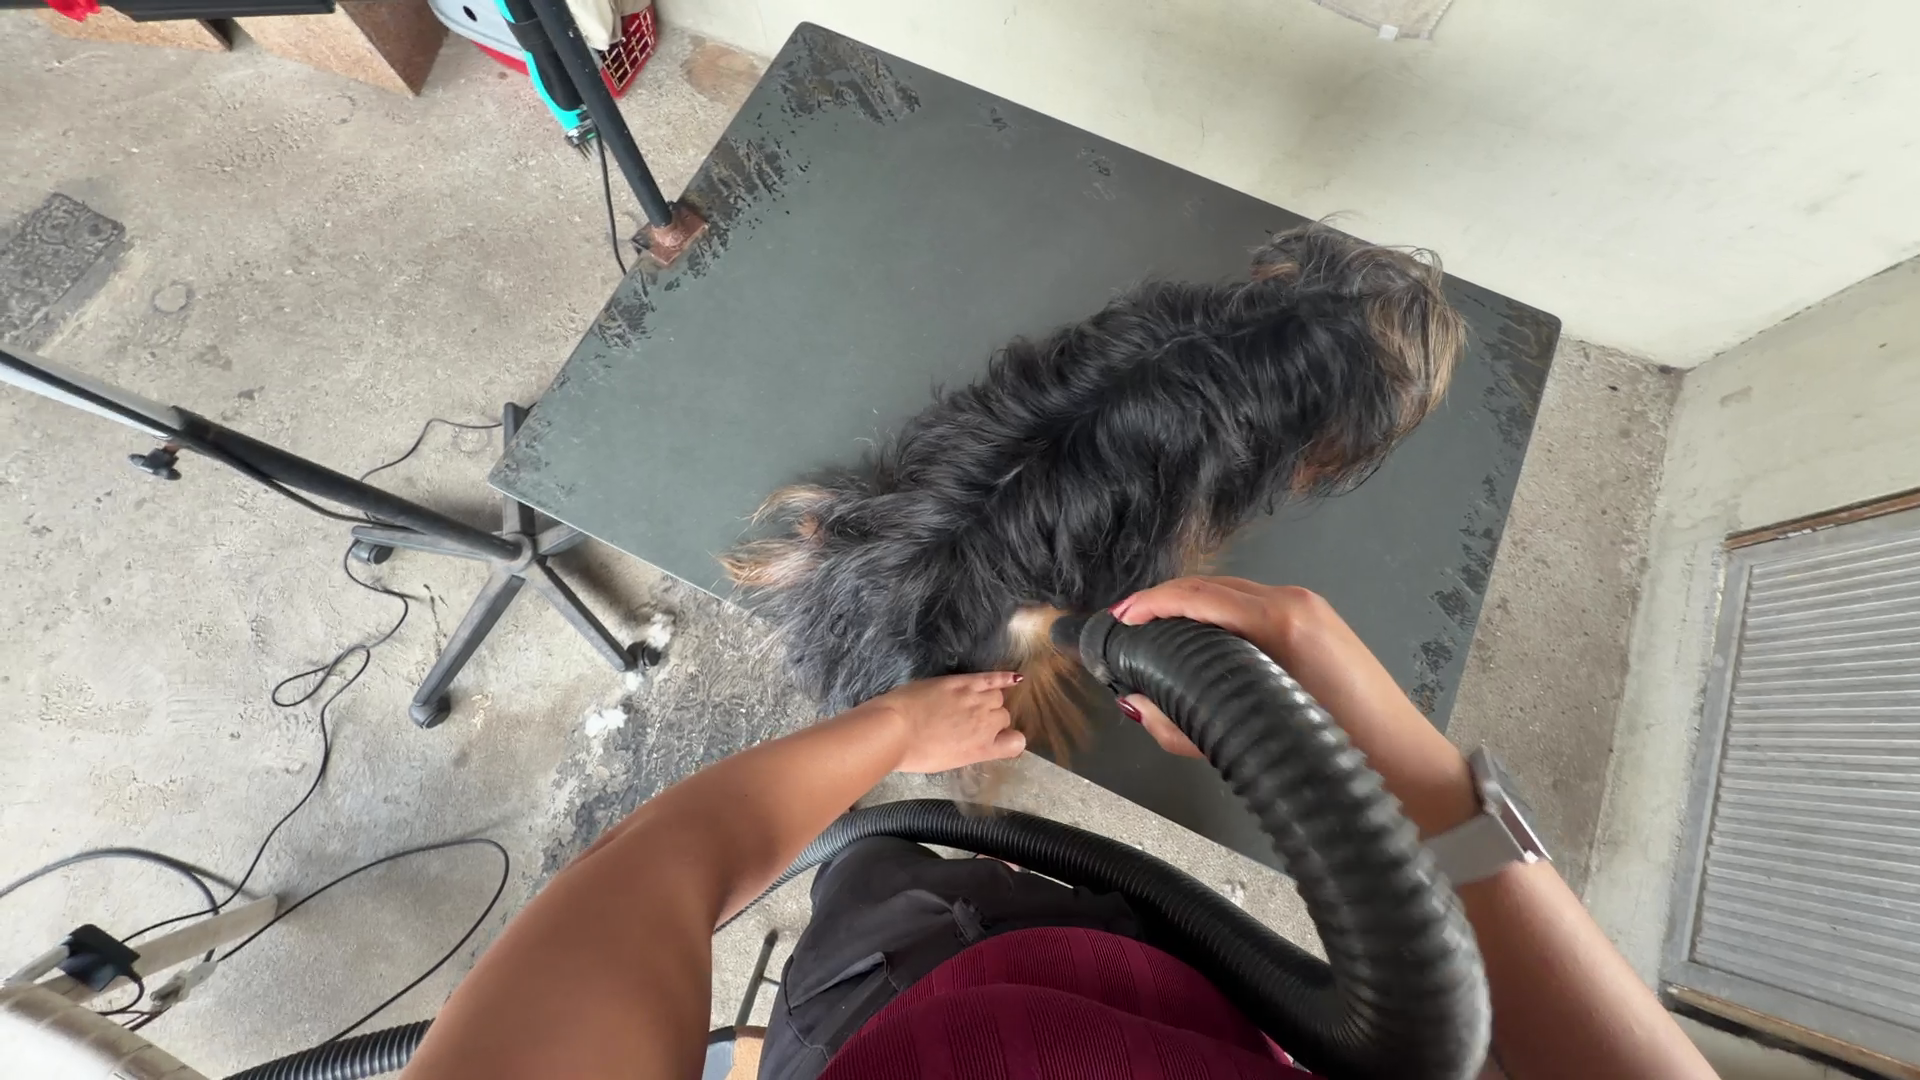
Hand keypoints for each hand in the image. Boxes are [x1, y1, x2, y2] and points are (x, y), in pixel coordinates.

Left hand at [859, 672, 1026, 773]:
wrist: (894, 730)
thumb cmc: (914, 753)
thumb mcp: (947, 761)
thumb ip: (968, 749)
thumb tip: (972, 740)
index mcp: (982, 749)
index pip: (1016, 742)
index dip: (1007, 739)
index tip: (996, 738)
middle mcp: (985, 725)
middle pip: (1003, 716)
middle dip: (991, 719)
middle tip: (967, 722)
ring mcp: (975, 701)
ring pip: (997, 697)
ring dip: (988, 700)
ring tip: (969, 704)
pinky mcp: (962, 682)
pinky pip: (991, 678)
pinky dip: (1005, 677)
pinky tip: (1015, 678)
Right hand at [1108, 577, 1337, 757]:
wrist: (1405, 766)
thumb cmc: (1336, 752)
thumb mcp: (1249, 740)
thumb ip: (1183, 725)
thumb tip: (1137, 706)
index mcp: (1281, 621)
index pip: (1198, 595)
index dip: (1151, 602)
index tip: (1121, 617)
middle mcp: (1293, 600)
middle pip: (1210, 584)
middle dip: (1163, 599)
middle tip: (1129, 621)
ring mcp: (1307, 605)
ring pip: (1229, 590)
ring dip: (1188, 602)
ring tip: (1156, 625)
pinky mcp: (1314, 617)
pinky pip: (1250, 602)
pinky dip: (1216, 611)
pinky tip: (1199, 631)